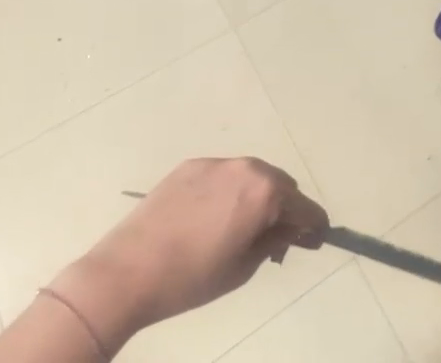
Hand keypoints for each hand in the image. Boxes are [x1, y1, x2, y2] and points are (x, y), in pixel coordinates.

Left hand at [50, 158, 328, 350]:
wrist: (126, 272)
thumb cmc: (192, 277)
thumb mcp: (244, 267)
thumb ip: (273, 242)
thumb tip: (285, 231)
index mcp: (266, 193)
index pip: (305, 207)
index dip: (313, 226)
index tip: (313, 241)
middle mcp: (247, 168)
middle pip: (280, 185)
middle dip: (285, 209)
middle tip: (277, 240)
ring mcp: (216, 163)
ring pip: (252, 175)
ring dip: (258, 196)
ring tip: (244, 226)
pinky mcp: (190, 166)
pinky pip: (223, 175)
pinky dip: (229, 191)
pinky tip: (214, 216)